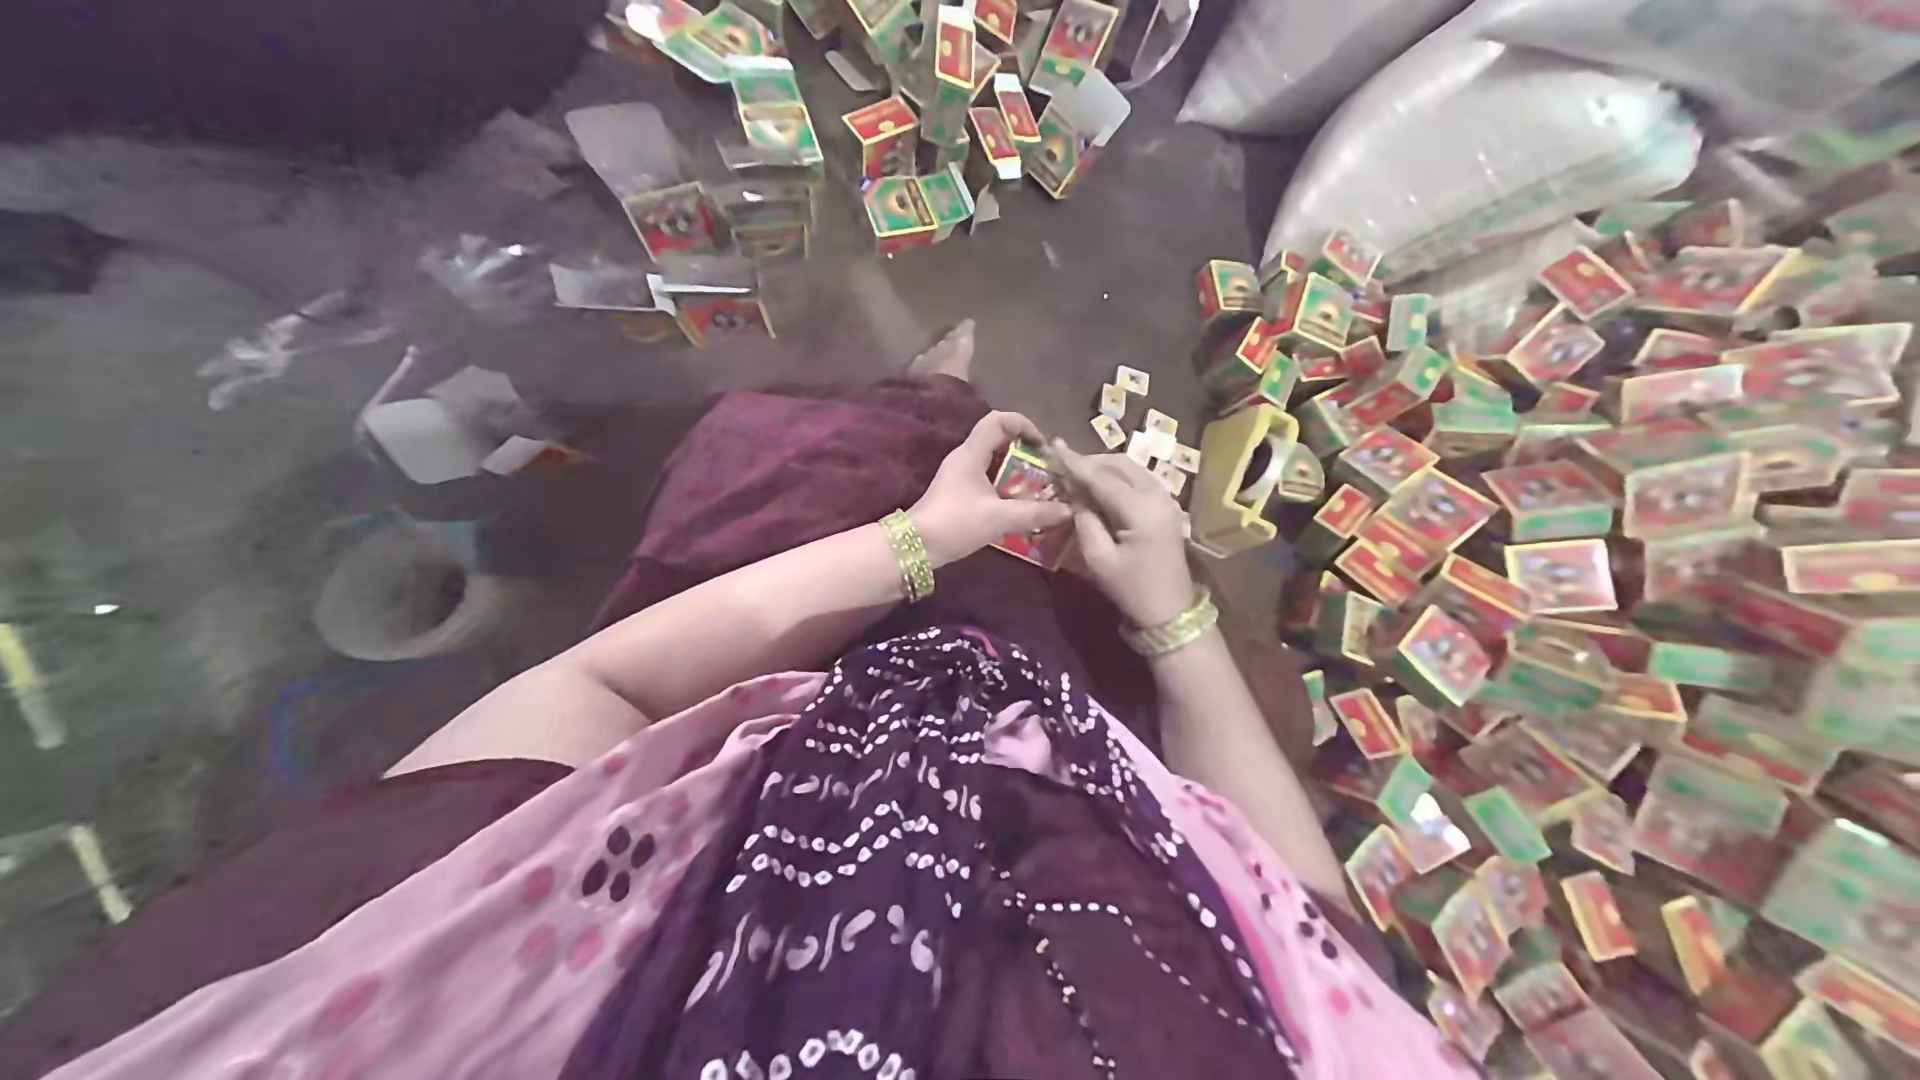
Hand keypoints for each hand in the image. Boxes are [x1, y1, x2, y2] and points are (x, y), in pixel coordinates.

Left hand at [909, 412, 1073, 567]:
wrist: (915, 547)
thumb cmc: (956, 523)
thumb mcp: (1000, 518)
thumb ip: (1036, 513)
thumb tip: (1067, 510)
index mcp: (970, 453)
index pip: (998, 420)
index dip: (1024, 425)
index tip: (1042, 447)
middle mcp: (964, 458)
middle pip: (998, 440)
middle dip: (1025, 452)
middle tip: (1046, 471)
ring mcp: (959, 477)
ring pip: (993, 463)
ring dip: (1016, 473)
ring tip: (1038, 490)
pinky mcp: (957, 494)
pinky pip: (987, 481)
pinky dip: (1005, 488)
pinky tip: (1018, 507)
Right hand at [1049, 441, 1196, 627]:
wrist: (1170, 612)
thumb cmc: (1131, 589)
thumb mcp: (1098, 558)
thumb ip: (1084, 520)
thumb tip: (1074, 493)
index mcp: (1141, 510)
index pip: (1102, 477)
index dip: (1075, 463)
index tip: (1053, 447)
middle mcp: (1157, 496)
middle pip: (1119, 465)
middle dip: (1089, 461)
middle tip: (1061, 466)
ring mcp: (1166, 499)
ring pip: (1129, 468)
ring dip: (1102, 467)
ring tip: (1076, 475)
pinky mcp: (1166, 506)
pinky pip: (1137, 480)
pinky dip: (1116, 477)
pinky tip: (1097, 486)